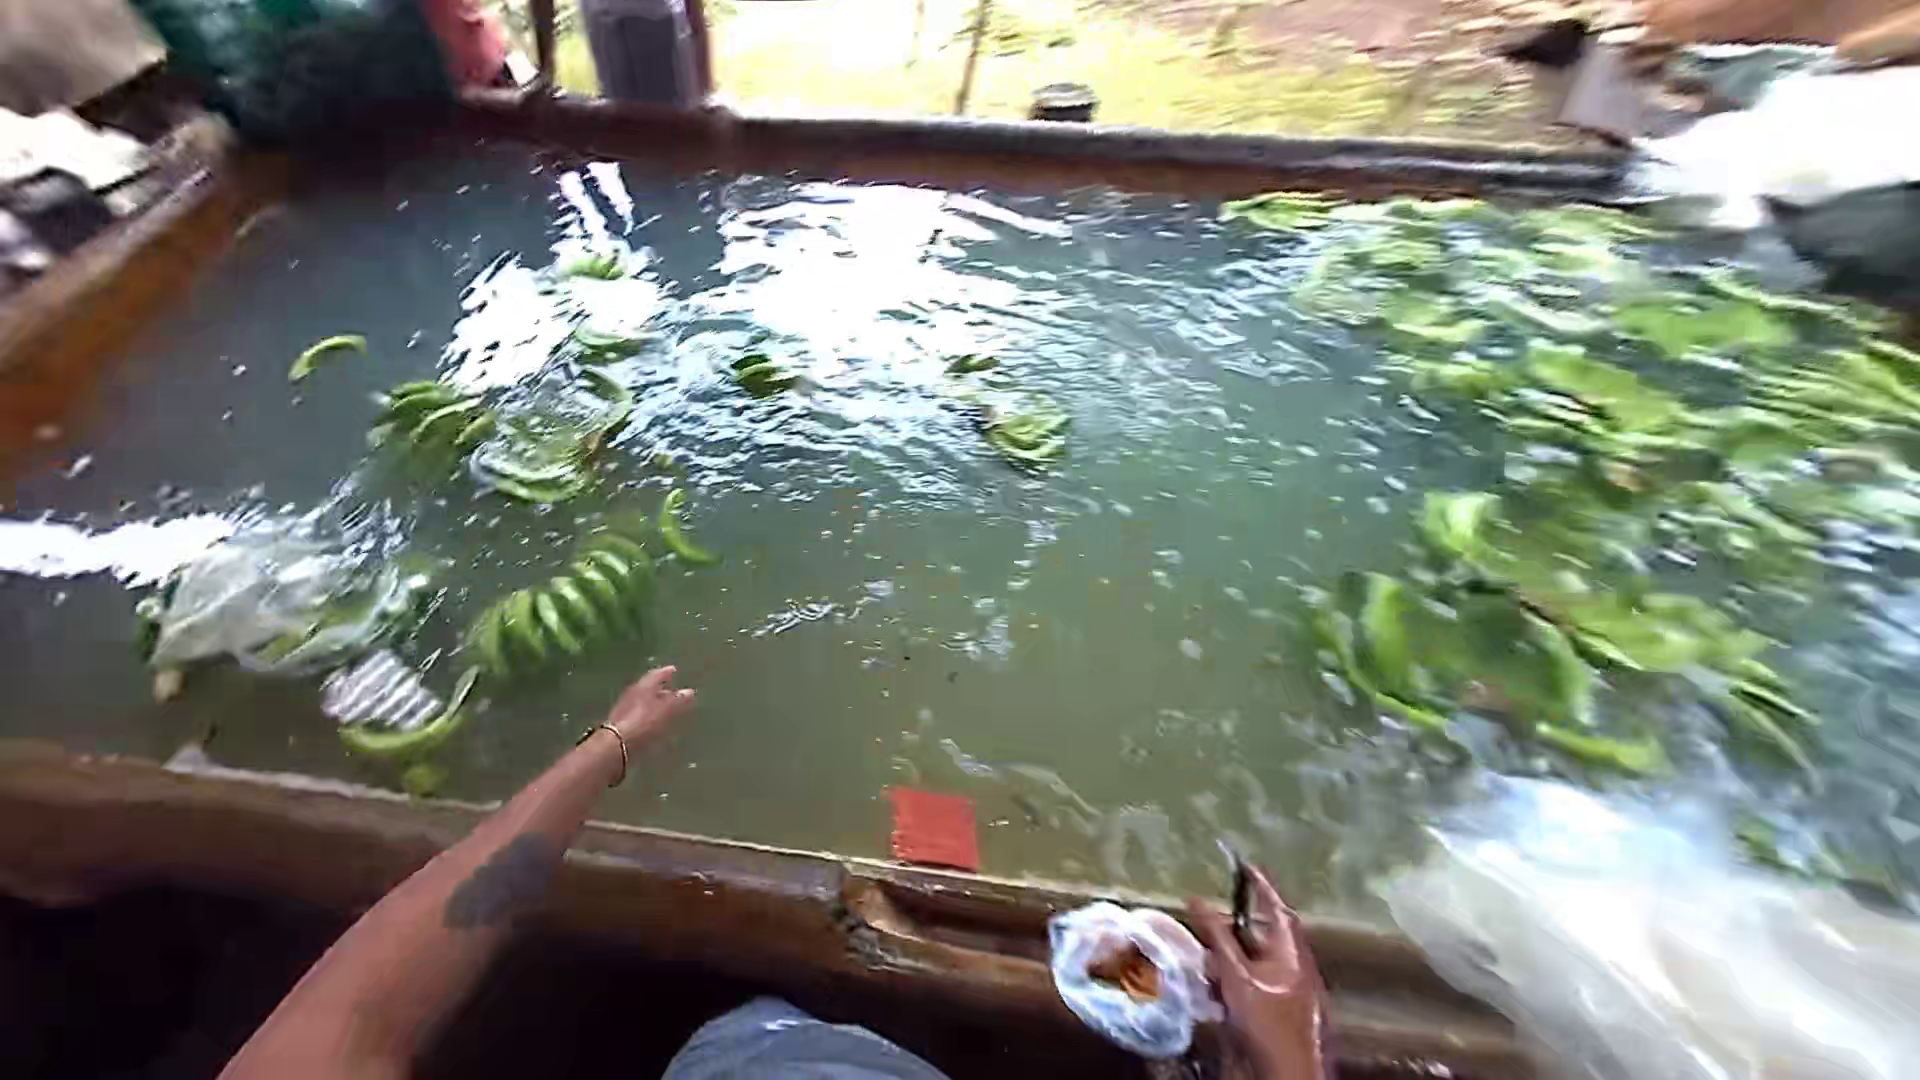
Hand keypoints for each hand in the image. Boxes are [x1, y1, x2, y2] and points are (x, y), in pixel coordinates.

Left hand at [604, 665, 695, 744]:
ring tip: (666, 708)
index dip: (666, 672)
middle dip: (661, 688)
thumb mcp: (667, 709)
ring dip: (654, 702)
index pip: (657, 674)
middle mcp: (633, 692)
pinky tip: (654, 722)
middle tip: (673, 691)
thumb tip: (689, 692)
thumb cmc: (645, 721)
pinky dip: (648, 714)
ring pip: (643, 700)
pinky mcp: (620, 723)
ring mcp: (625, 708)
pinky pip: (638, 714)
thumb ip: (679, 699)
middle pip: (649, 687)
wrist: (616, 744)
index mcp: (644, 685)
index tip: (674, 670)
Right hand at [1187, 867, 1328, 1079]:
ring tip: (1205, 955)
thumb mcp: (1237, 977)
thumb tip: (1196, 898)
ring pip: (1257, 962)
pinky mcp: (1282, 1015)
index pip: (1278, 909)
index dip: (1261, 886)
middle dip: (1235, 925)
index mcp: (1293, 956)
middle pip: (1265, 937)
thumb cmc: (1266, 1026)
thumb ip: (1217, 937)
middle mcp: (1297, 971)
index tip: (1244, 864)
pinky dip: (1235, 979)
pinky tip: (1215, 987)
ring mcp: (1292, 996)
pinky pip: (1256, 984)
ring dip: (1231, 955)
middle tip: (1209, 914)